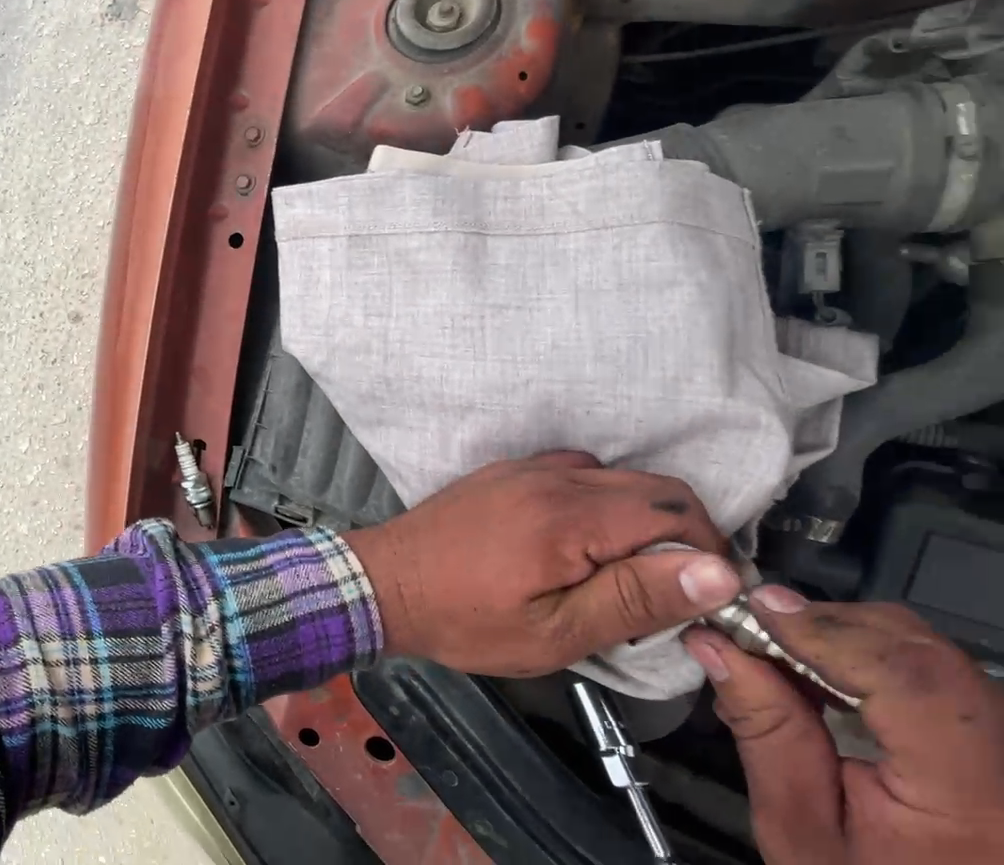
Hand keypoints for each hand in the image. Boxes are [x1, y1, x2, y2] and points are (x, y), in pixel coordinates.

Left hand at [343, 451, 741, 676]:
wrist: (382, 585)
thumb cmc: (464, 619)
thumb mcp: (556, 631)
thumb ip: (635, 597)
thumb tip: (718, 571)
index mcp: (568, 515)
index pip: (676, 511)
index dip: (706, 554)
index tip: (696, 597)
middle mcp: (547, 478)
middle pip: (651, 487)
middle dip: (679, 536)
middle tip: (662, 591)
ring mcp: (520, 469)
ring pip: (612, 476)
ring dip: (636, 516)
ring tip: (618, 570)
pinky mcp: (499, 474)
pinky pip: (569, 471)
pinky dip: (594, 500)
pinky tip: (576, 541)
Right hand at [683, 591, 1003, 864]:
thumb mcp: (797, 825)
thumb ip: (766, 732)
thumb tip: (714, 644)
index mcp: (970, 798)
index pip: (916, 681)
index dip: (831, 630)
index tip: (753, 609)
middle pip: (923, 653)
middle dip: (826, 624)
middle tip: (750, 628)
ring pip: (929, 651)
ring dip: (843, 636)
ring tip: (779, 653)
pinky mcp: (999, 739)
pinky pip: (938, 673)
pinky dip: (871, 656)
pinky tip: (823, 673)